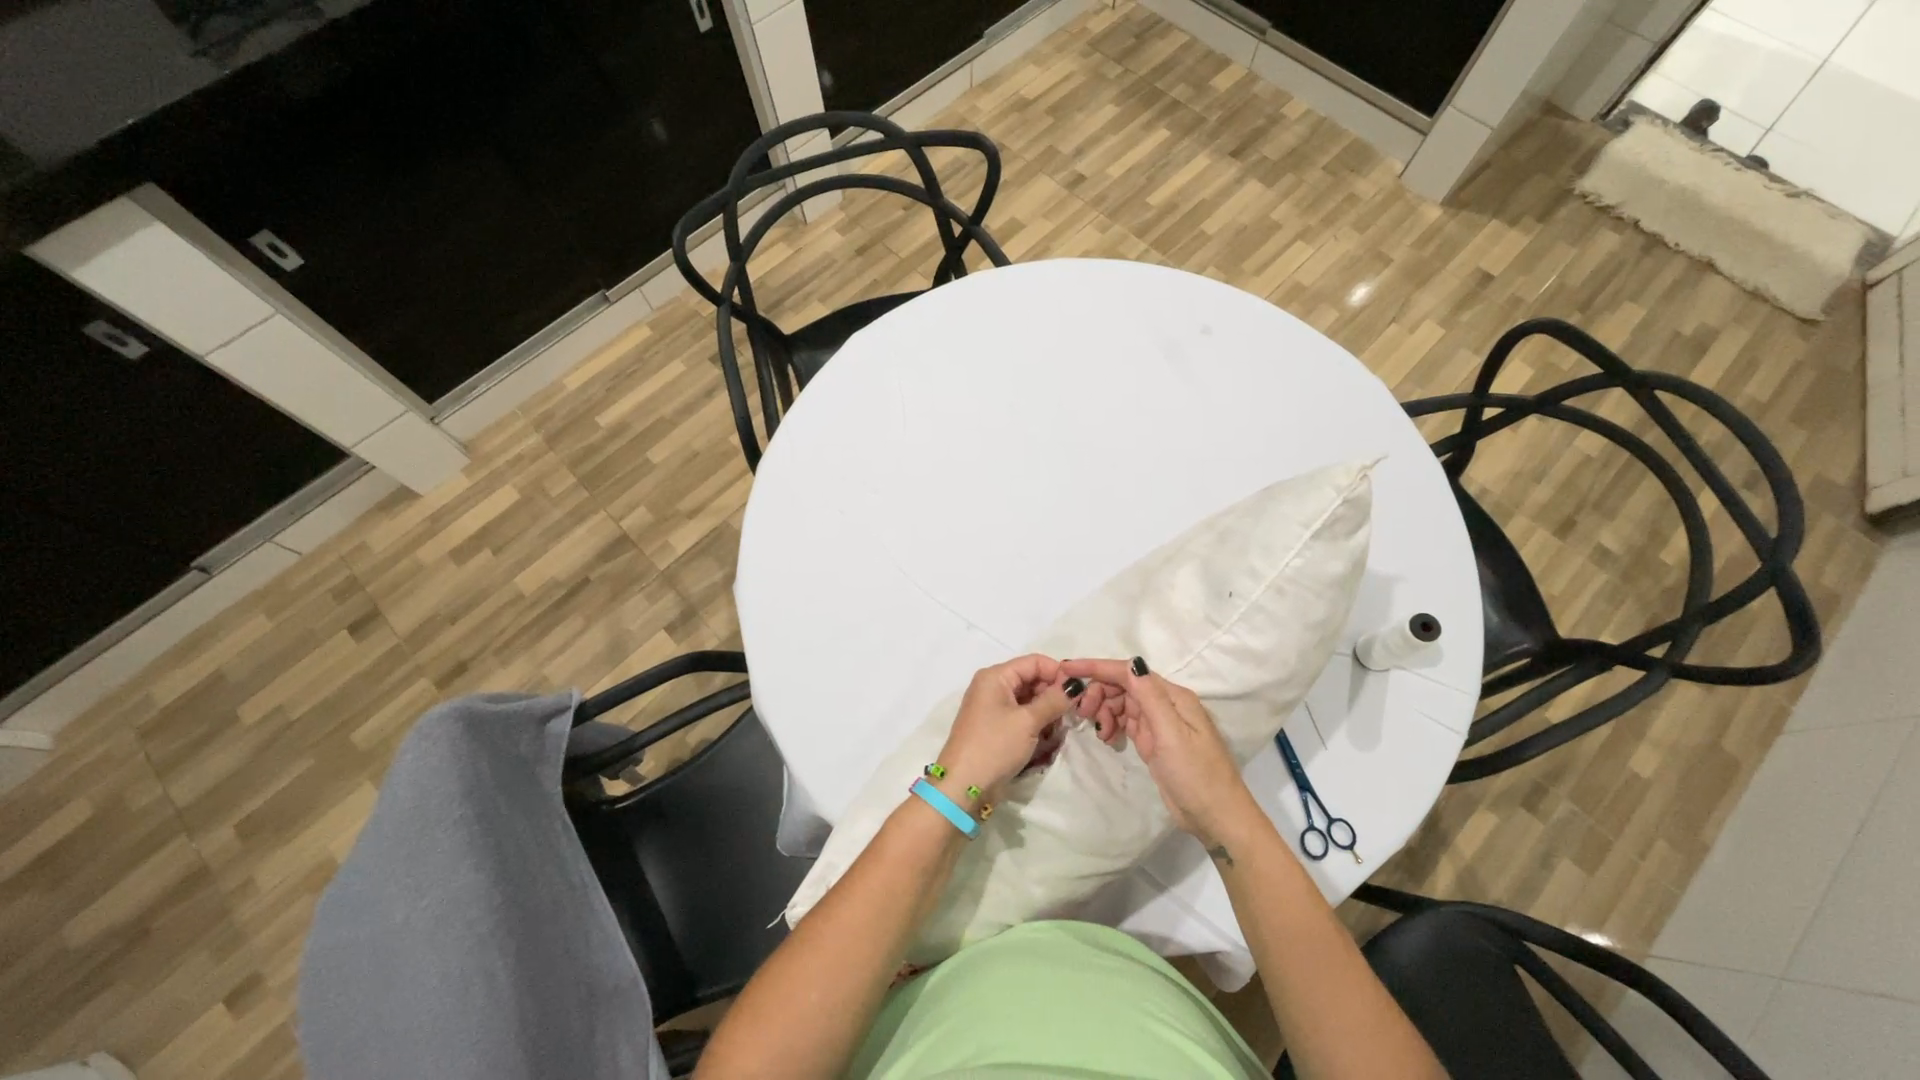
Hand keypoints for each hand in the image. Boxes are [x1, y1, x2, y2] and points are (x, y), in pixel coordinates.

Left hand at [937, 655, 1082, 798]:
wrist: (964, 786)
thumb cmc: (994, 746)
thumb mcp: (1028, 721)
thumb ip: (1054, 700)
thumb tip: (1075, 685)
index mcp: (995, 677)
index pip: (1034, 662)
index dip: (1058, 672)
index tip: (1079, 691)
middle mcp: (993, 688)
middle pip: (1033, 681)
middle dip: (1053, 697)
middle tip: (1071, 716)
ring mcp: (994, 710)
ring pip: (1031, 703)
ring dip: (1047, 716)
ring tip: (1056, 734)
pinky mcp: (997, 730)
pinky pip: (1023, 720)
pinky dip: (1036, 727)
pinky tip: (1046, 742)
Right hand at [1060, 658, 1261, 843]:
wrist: (1215, 816)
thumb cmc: (1196, 774)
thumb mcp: (1171, 734)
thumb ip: (1150, 697)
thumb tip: (1132, 662)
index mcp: (1173, 697)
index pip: (1129, 672)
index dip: (1096, 668)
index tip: (1066, 669)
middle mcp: (1166, 704)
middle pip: (1123, 686)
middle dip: (1098, 692)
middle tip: (1081, 713)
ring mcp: (1160, 724)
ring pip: (1122, 704)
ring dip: (1104, 710)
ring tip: (1099, 733)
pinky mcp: (1154, 741)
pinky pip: (1126, 722)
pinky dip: (1112, 725)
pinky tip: (1107, 738)